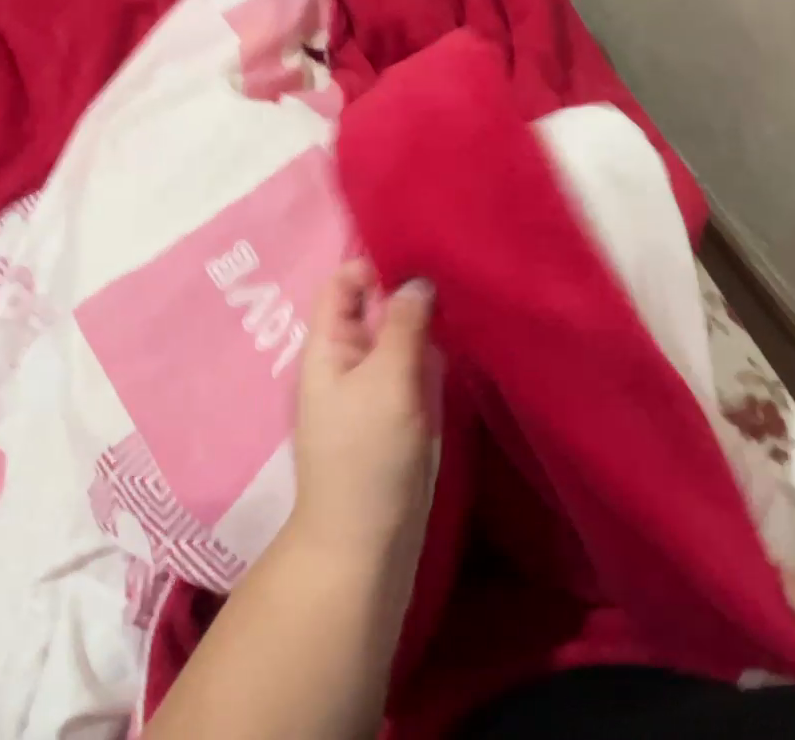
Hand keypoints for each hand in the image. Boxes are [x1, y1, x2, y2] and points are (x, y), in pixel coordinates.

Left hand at [288, 261, 437, 559]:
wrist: (367, 541)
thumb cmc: (368, 456)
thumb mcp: (387, 381)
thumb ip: (403, 325)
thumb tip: (419, 279)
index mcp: (328, 346)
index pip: (343, 285)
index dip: (375, 263)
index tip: (423, 252)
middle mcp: (347, 361)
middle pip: (374, 308)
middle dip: (409, 289)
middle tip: (457, 269)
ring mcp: (372, 388)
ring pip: (397, 338)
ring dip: (424, 320)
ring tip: (466, 293)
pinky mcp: (396, 413)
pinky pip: (411, 368)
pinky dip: (432, 352)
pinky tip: (462, 339)